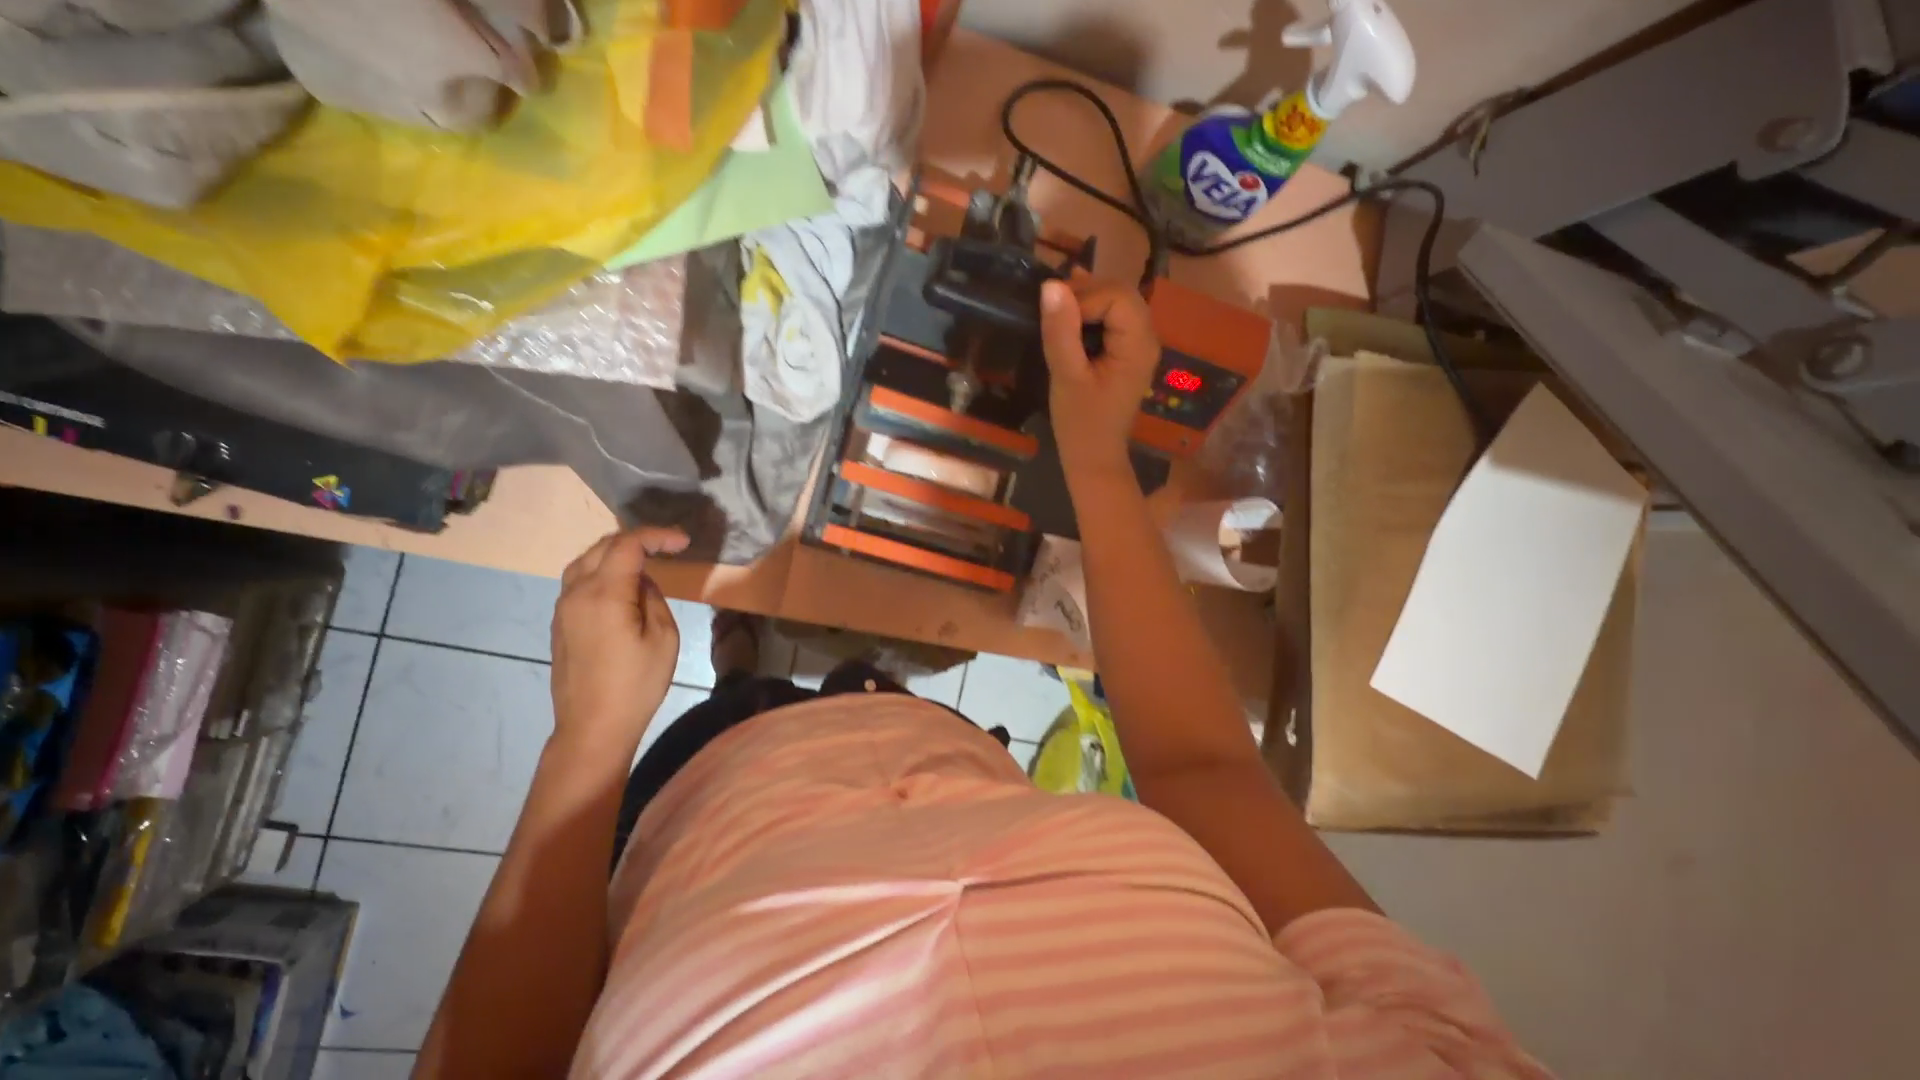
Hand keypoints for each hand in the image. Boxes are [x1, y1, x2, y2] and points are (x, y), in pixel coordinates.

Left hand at [550, 527, 690, 752]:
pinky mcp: (560, 623)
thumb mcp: (663, 638)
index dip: (657, 536)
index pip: (628, 544)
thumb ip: (653, 599)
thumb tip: (641, 584)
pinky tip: (621, 586)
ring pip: (586, 562)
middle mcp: (576, 593)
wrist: (592, 726)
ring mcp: (563, 608)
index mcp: (603, 594)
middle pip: (603, 547)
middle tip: (667, 547)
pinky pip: (579, 581)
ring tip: (644, 562)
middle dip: (636, 541)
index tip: (683, 542)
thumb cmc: (635, 685)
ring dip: (615, 554)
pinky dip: (602, 571)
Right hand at [1039, 274, 1161, 478]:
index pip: (1116, 295)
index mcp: (1138, 344)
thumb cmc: (1080, 423)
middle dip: (1086, 293)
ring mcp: (1138, 345)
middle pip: (1120, 293)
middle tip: (1052, 310)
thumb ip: (1061, 332)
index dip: (1084, 298)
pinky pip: (1112, 319)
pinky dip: (1090, 313)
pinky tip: (1068, 319)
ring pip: (1116, 302)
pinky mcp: (1126, 352)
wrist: (1094, 458)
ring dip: (1086, 301)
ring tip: (1057, 313)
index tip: (1056, 319)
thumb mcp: (1066, 376)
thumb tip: (1051, 286)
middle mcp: (1146, 338)